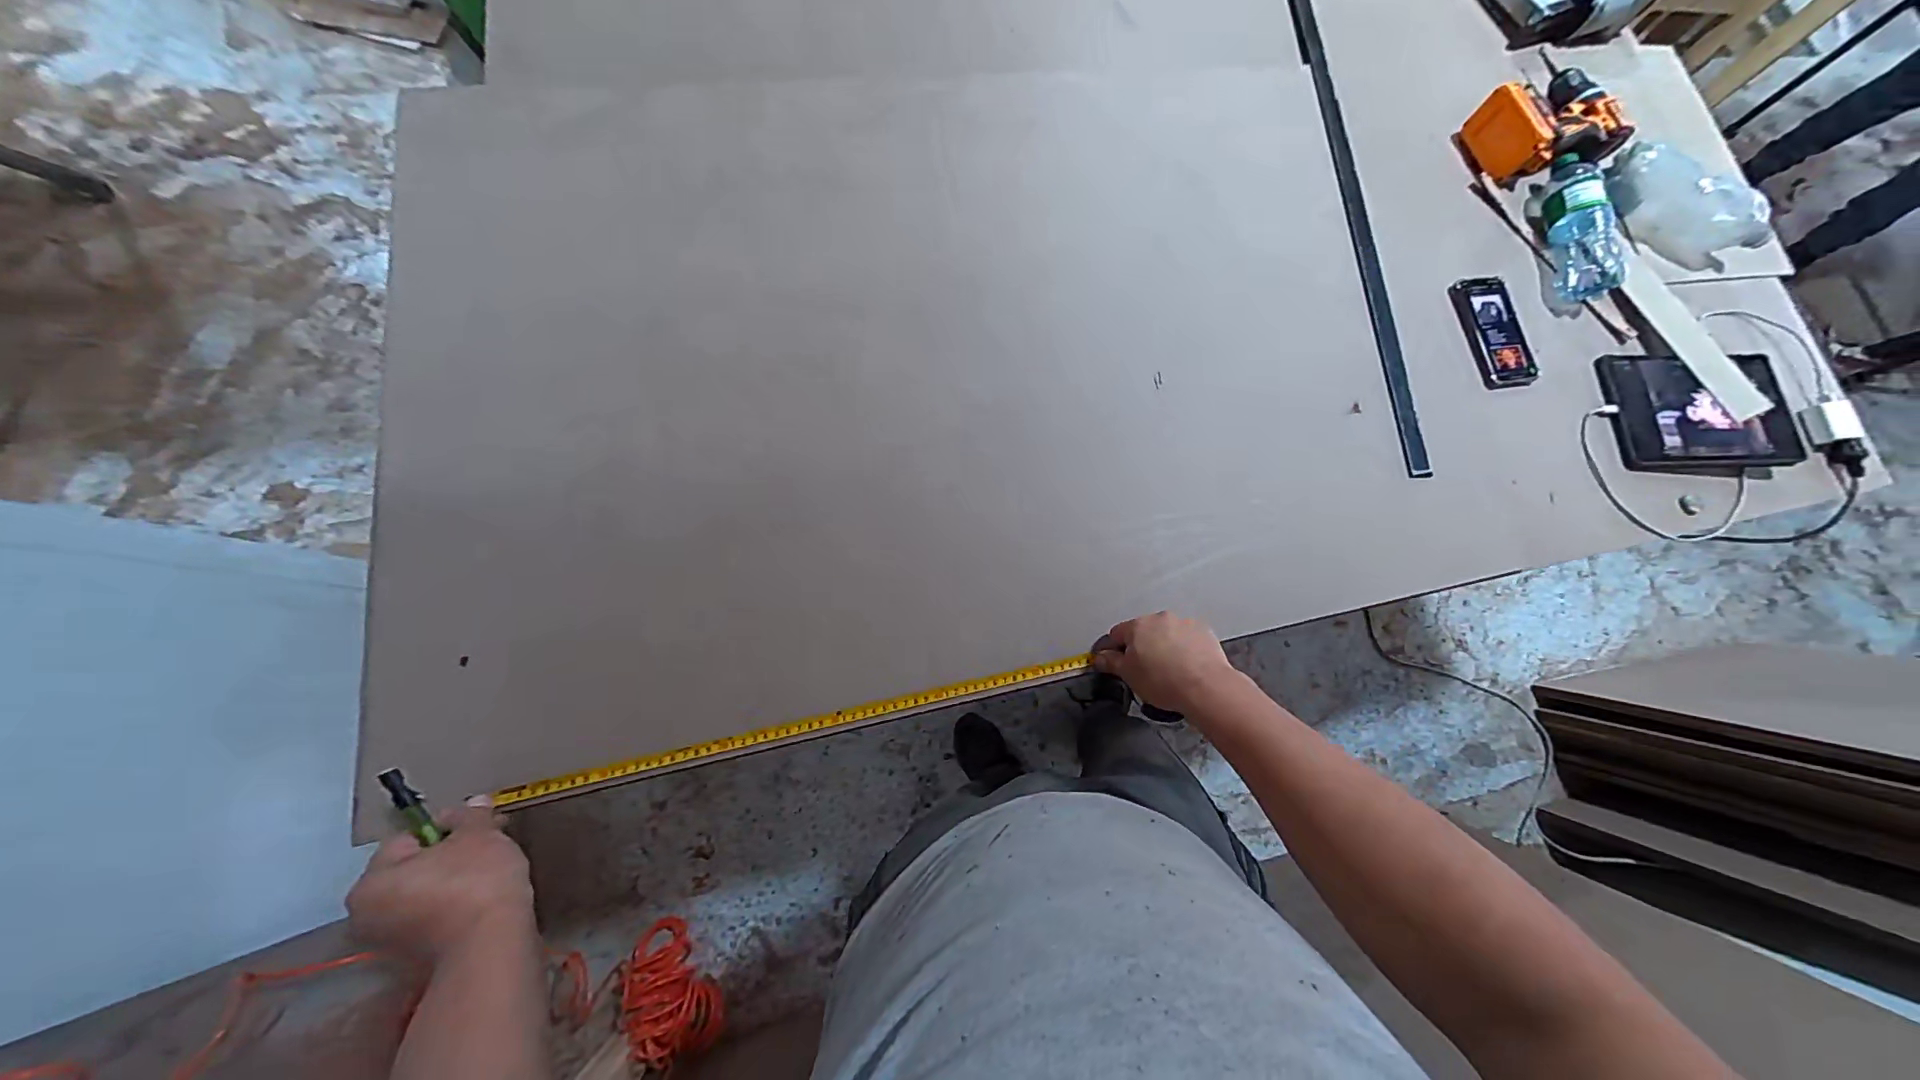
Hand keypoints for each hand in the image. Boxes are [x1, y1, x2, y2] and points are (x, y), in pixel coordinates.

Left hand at [347, 800, 536, 965]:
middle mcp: (366, 915)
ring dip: (452, 881)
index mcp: (371, 882)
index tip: (478, 829)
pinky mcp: (413, 959)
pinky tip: (482, 900)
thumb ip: (471, 816)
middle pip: (413, 868)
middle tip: (486, 848)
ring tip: (489, 875)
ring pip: (424, 894)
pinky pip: (433, 917)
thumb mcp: (479, 835)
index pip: (407, 839)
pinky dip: (454, 906)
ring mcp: (388, 943)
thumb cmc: (476, 881)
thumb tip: (471, 803)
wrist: (490, 943)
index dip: (446, 827)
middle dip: (448, 856)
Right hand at [1091, 611, 1242, 714]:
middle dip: (1141, 647)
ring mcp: (1183, 623)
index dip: (1112, 650)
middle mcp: (1159, 619)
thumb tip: (1100, 657)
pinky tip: (1186, 666)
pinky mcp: (1202, 631)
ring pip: (1166, 633)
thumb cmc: (1165, 682)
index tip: (1115, 663)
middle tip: (1144, 670)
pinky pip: (1186, 637)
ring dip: (1163, 645)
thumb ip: (1111, 662)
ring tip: (1169, 670)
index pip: (1115, 634)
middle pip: (1142, 631)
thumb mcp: (1128, 675)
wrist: (1205, 687)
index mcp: (1137, 626)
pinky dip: (1184, 647)